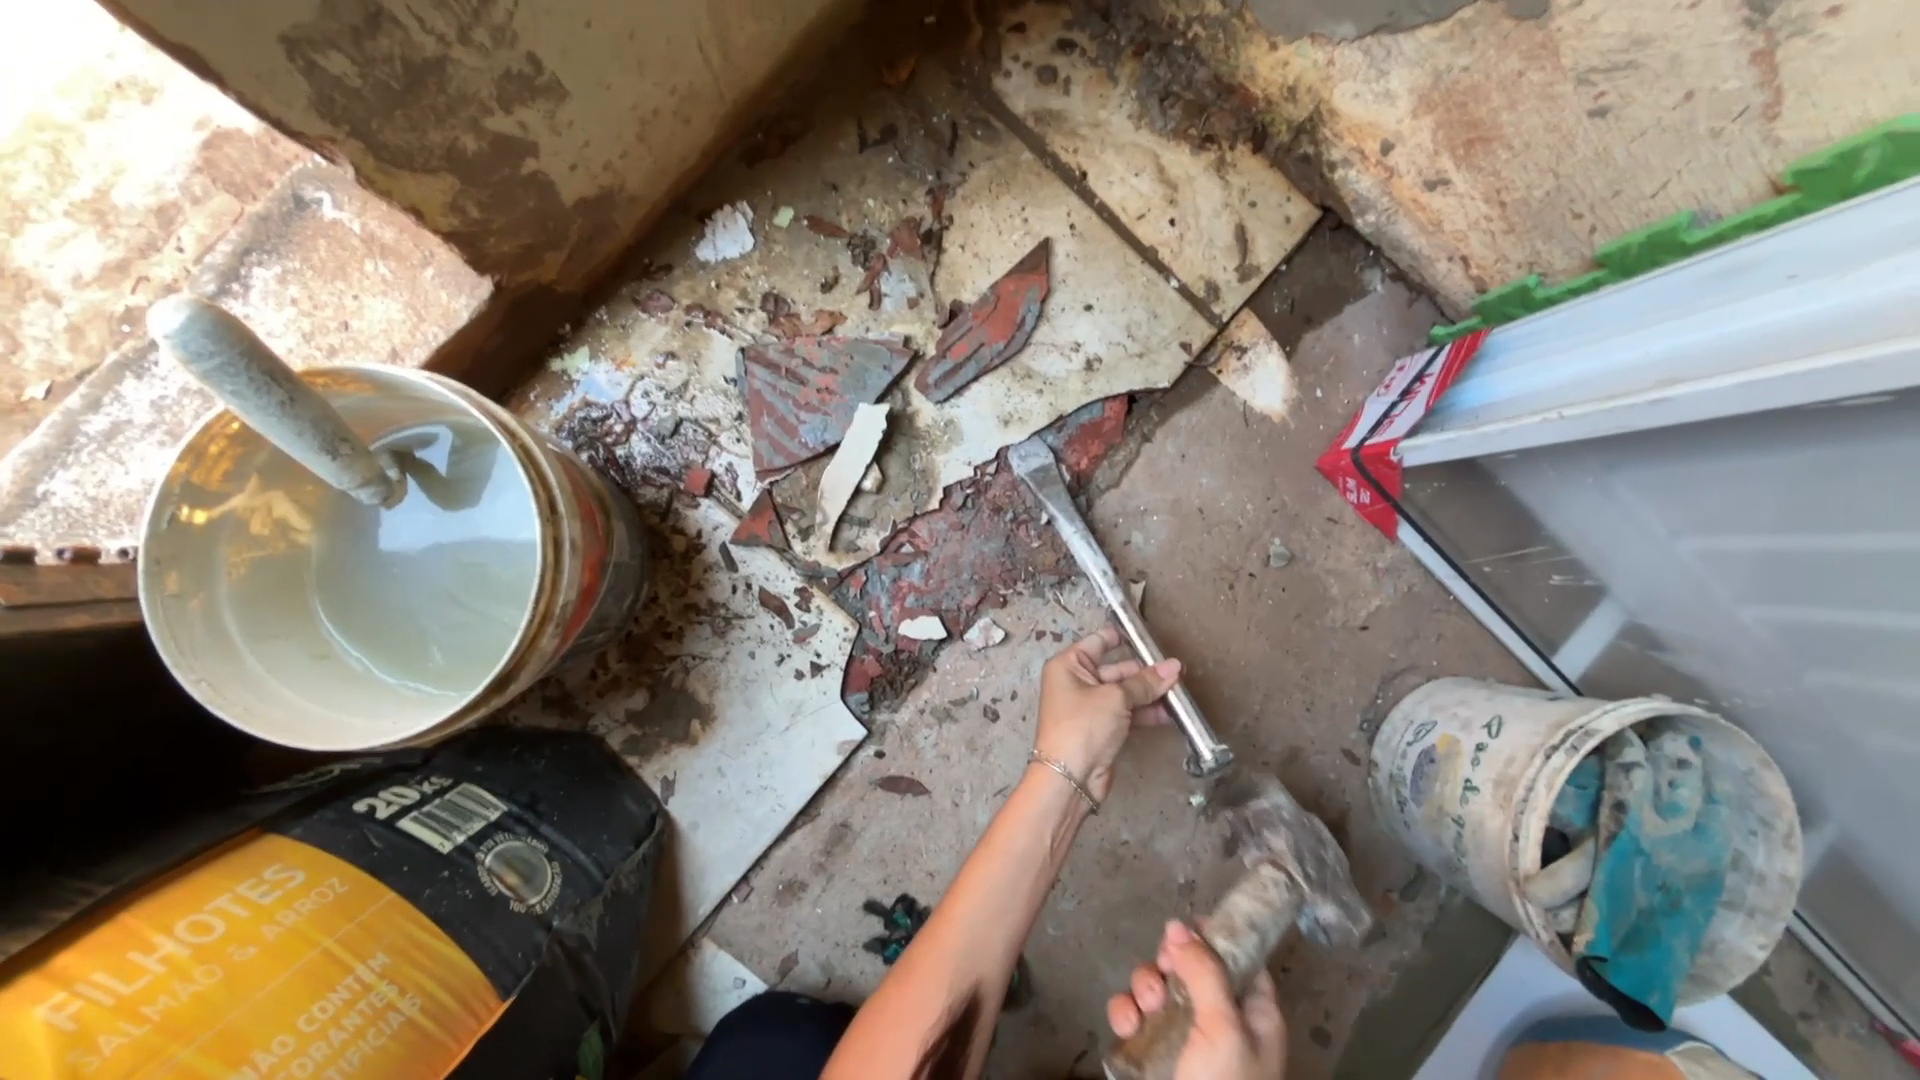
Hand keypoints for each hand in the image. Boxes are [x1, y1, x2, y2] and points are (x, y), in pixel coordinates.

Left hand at [1035, 624, 1180, 801]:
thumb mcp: (1115, 698)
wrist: (1069, 777)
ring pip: (1124, 693)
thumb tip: (1173, 667)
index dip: (1123, 637)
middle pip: (1116, 669)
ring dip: (1149, 694)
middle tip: (1177, 671)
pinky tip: (1169, 714)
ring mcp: (1089, 707)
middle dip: (1145, 672)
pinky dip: (1145, 713)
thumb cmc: (1083, 726)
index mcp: (1068, 665)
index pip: (1098, 642)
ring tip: (1179, 692)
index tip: (1148, 636)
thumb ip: (1145, 683)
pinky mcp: (1101, 728)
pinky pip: (1126, 713)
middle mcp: (1076, 682)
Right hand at [1107, 921, 1286, 1079]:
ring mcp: (1184, 1041)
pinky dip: (1126, 1014)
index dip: (1213, 936)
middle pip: (1192, 968)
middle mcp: (1221, 1023)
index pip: (1240, 959)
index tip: (1184, 924)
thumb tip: (1179, 925)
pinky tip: (1127, 1024)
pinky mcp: (1152, 1056)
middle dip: (1169, 962)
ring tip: (1146, 1005)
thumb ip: (1204, 972)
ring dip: (1145, 987)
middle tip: (1163, 967)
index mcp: (1253, 1015)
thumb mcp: (1223, 1028)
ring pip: (1159, 990)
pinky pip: (1135, 1018)